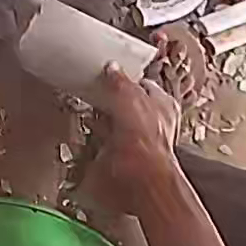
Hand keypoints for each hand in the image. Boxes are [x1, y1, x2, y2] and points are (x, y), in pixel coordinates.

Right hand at [97, 41, 191, 211]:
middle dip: (112, 92)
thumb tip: (112, 67)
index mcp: (162, 104)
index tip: (112, 66)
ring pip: (112, 117)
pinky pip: (100, 134)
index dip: (129, 75)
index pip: (145, 83)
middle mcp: (149, 121)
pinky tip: (83, 121)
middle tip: (95, 80)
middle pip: (127, 100)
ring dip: (99, 110)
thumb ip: (121, 82)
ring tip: (85, 96)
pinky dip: (91, 128)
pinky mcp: (115, 152)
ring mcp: (132, 137)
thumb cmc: (146, 140)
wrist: (138, 179)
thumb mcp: (131, 99)